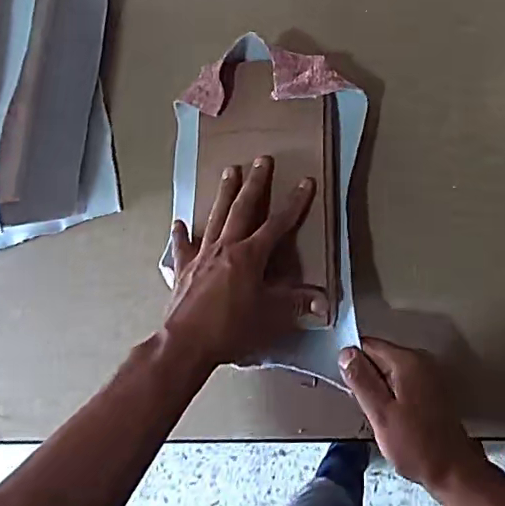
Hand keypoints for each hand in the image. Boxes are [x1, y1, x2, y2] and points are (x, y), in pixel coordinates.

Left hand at [166, 156, 323, 367]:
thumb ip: (297, 304)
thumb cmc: (231, 328)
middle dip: (255, 183)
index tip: (305, 182)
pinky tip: (180, 222)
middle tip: (262, 160)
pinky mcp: (183, 271)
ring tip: (229, 171)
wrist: (184, 345)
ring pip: (216, 217)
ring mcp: (202, 257)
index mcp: (250, 256)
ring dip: (224, 194)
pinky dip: (181, 234)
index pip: (278, 223)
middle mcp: (226, 248)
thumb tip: (324, 302)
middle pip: (243, 208)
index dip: (294, 203)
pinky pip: (183, 247)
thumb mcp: (272, 316)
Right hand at [339, 337, 491, 495]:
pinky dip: (392, 396)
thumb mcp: (380, 413)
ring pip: (389, 372)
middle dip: (366, 379)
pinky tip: (394, 418)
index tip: (348, 385)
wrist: (450, 467)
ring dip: (379, 390)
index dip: (352, 363)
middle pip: (380, 357)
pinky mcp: (430, 389)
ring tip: (382, 416)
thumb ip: (361, 381)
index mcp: (408, 362)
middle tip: (368, 407)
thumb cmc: (418, 445)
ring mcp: (428, 374)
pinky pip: (402, 383)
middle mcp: (421, 361)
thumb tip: (347, 354)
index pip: (370, 345)